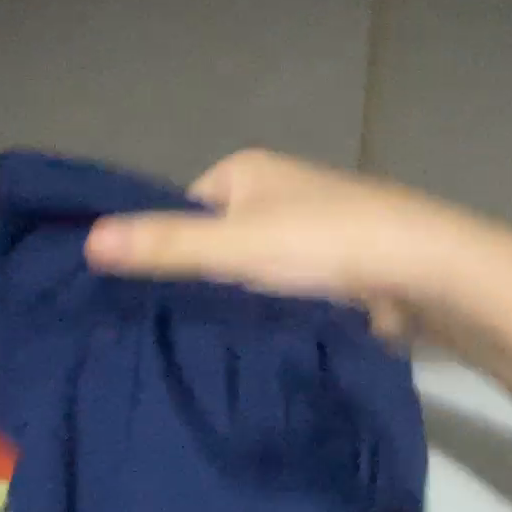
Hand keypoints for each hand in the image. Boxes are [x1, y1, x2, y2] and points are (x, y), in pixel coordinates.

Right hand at [83, 149, 485, 337]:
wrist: (422, 273)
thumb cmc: (323, 245)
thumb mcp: (233, 246)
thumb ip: (165, 246)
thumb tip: (88, 243)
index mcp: (246, 171)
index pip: (182, 211)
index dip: (166, 252)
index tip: (153, 298)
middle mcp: (276, 192)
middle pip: (215, 242)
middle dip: (201, 279)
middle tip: (177, 326)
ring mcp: (308, 231)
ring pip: (249, 270)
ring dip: (237, 300)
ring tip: (214, 340)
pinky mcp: (332, 269)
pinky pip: (280, 290)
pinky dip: (269, 312)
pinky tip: (258, 341)